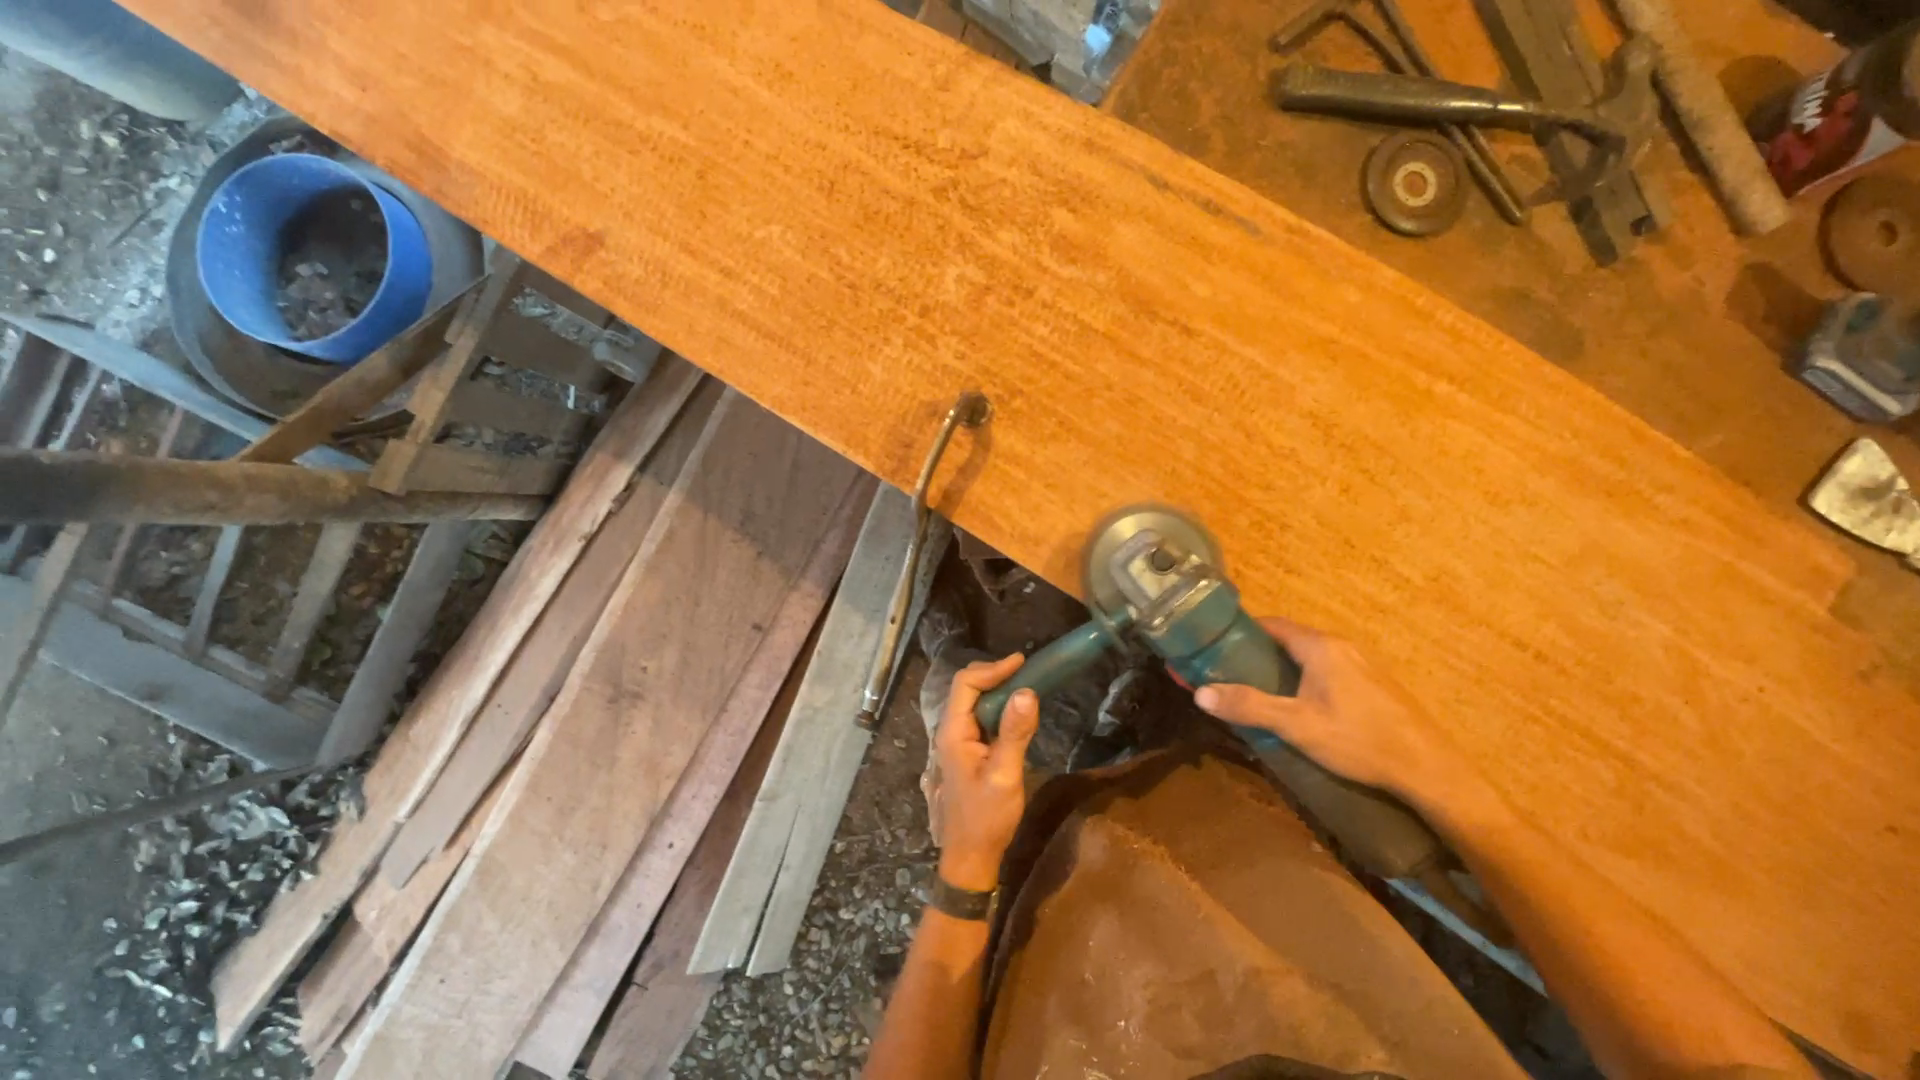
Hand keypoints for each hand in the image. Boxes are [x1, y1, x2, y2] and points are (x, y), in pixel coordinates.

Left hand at [932, 654, 1039, 890]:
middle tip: (1027, 670)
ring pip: (973, 704)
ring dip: (997, 690)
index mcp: (953, 733)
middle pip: (967, 689)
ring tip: (1026, 684)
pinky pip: (980, 720)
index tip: (1021, 661)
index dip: (992, 668)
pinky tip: (1016, 712)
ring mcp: (957, 743)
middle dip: (994, 674)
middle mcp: (950, 732)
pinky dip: (997, 708)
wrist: (971, 855)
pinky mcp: (968, 753)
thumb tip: (1026, 691)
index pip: (965, 684)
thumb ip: (1015, 733)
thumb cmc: (986, 817)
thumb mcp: (1005, 775)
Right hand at [1193, 616, 1491, 811]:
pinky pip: (1329, 672)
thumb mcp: (1296, 725)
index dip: (1241, 632)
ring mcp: (1363, 665)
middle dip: (1258, 653)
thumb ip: (1248, 706)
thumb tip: (1199, 692)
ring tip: (1257, 692)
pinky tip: (1300, 708)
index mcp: (1320, 646)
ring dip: (1283, 669)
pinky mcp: (1375, 686)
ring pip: (1311, 657)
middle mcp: (1342, 647)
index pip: (1272, 624)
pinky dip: (1306, 680)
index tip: (1214, 647)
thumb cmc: (1358, 740)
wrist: (1427, 769)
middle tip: (1229, 673)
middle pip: (1290, 640)